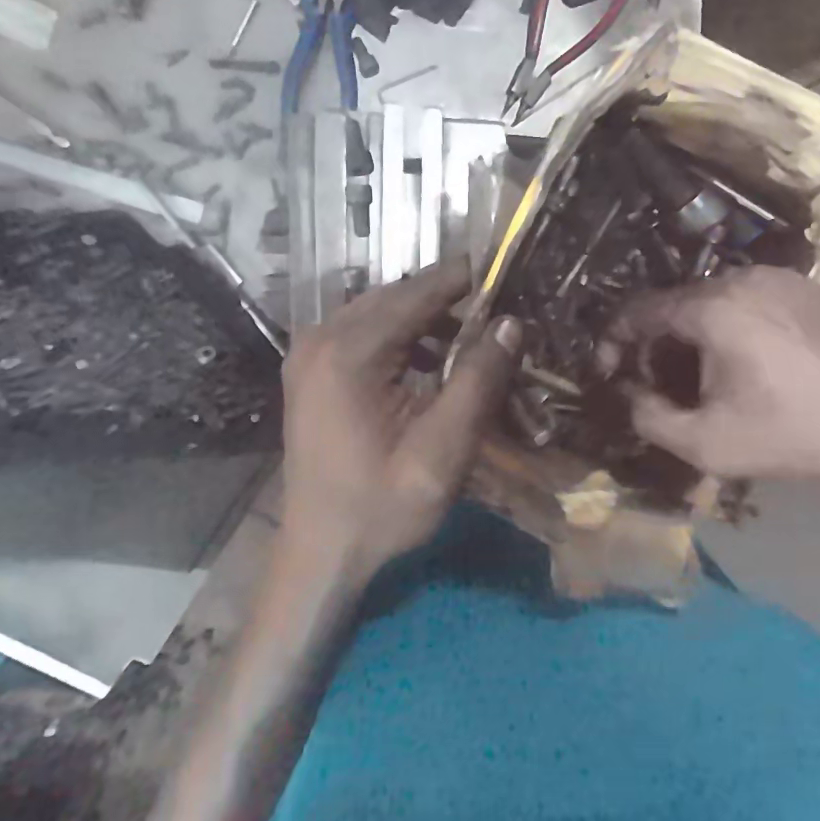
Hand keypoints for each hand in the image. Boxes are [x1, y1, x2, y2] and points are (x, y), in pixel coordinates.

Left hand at [280, 263, 521, 582]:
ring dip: (423, 317)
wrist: (320, 552)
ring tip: (470, 335)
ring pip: (378, 310)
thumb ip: (478, 381)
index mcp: (348, 353)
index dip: (462, 279)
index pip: (416, 294)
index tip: (504, 268)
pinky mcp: (310, 369)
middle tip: (496, 306)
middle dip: (446, 298)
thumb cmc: (382, 508)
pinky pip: (361, 331)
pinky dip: (398, 336)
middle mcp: (320, 339)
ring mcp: (308, 352)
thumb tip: (511, 324)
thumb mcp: (443, 450)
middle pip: (395, 296)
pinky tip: (429, 359)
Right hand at [602, 266, 819, 519]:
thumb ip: (645, 416)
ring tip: (701, 379)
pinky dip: (725, 325)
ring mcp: (777, 278)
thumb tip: (626, 391)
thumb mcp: (705, 444)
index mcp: (714, 308)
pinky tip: (741, 363)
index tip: (610, 371)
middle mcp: (742, 278)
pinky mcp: (803, 287)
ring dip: (690, 335)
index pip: (639, 310)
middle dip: (657, 344)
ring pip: (707, 300)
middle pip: (674, 304)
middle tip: (661, 387)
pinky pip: (742, 299)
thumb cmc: (792, 438)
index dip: (615, 339)